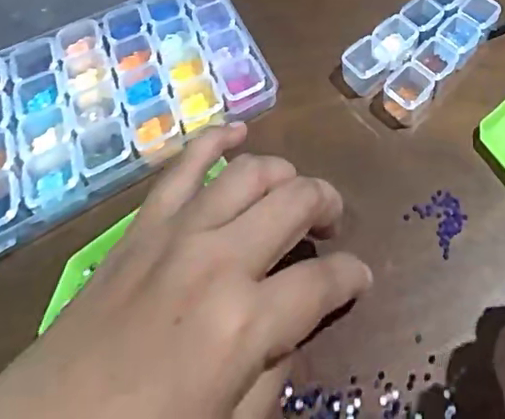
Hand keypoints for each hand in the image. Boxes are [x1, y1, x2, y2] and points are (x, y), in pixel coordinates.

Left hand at [0, 123, 372, 418]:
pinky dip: (216, 139)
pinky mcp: (143, 223)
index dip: (353, 277)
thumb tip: (293, 326)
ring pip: (251, 171)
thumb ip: (271, 373)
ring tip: (295, 189)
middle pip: (296, 201)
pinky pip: (185, 163)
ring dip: (284, 173)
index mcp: (247, 322)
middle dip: (328, 204)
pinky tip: (239, 131)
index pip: (325, 281)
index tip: (361, 277)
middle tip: (334, 223)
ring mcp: (179, 231)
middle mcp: (221, 259)